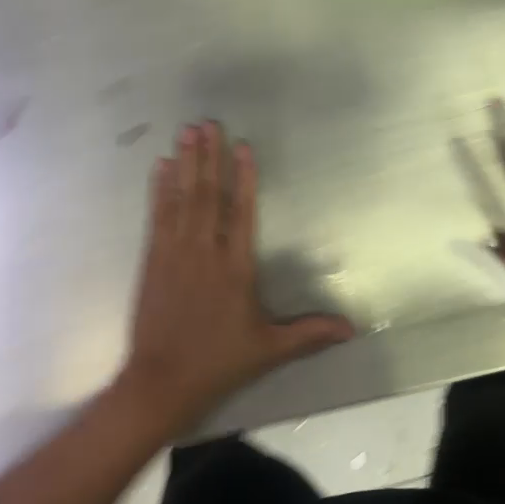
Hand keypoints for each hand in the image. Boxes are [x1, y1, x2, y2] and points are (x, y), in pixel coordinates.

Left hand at [118, 123, 355, 428]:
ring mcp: (175, 253)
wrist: (161, 381)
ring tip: (186, 132)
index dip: (244, 177)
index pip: (242, 213)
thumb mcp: (269, 350)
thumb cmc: (218, 363)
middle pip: (209, 196)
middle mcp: (205, 252)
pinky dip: (159, 189)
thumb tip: (352, 328)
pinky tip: (161, 166)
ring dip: (185, 163)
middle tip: (208, 122)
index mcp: (235, 269)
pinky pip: (158, 216)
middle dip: (209, 157)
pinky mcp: (152, 260)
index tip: (243, 146)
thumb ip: (309, 333)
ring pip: (182, 199)